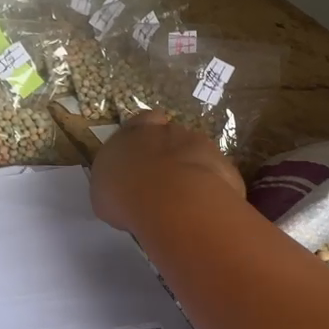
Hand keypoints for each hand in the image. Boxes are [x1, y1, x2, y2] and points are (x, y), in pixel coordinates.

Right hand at [90, 111, 244, 233]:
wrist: (171, 202)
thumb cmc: (123, 194)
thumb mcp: (104, 189)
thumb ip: (115, 178)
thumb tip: (122, 185)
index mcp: (131, 133)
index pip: (142, 121)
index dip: (145, 135)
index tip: (143, 154)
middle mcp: (166, 131)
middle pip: (170, 136)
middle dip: (168, 153)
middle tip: (161, 180)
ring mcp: (199, 145)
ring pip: (195, 153)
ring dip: (190, 169)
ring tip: (183, 198)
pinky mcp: (225, 164)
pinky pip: (216, 174)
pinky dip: (211, 186)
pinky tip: (201, 206)